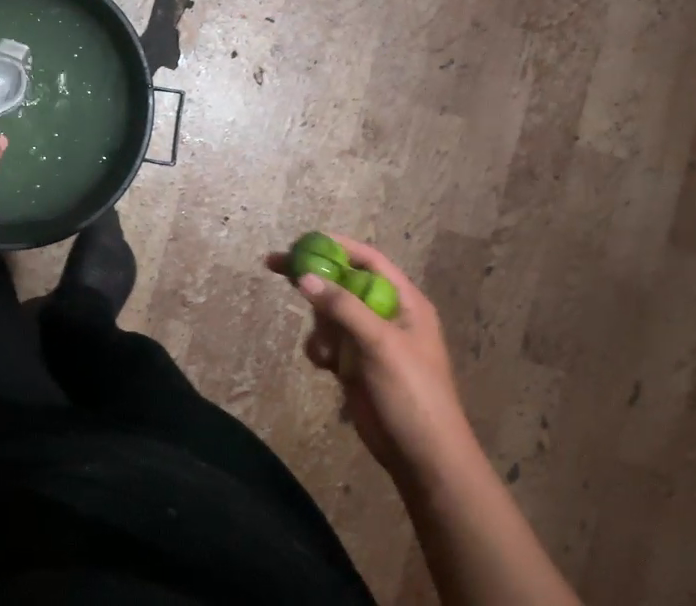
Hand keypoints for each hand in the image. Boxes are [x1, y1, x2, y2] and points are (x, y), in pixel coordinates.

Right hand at [268, 236, 475, 484]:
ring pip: (328, 313)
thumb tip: (304, 277)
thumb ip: (343, 307)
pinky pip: (325, 340)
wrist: (421, 455)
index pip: (368, 260)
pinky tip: (324, 366)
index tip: (300, 241)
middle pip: (342, 282)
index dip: (335, 246)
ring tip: (323, 352)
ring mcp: (369, 340)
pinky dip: (318, 349)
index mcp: (404, 303)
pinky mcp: (353, 363)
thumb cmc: (412, 393)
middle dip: (312, 279)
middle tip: (273, 266)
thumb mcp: (380, 344)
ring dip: (317, 327)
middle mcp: (386, 315)